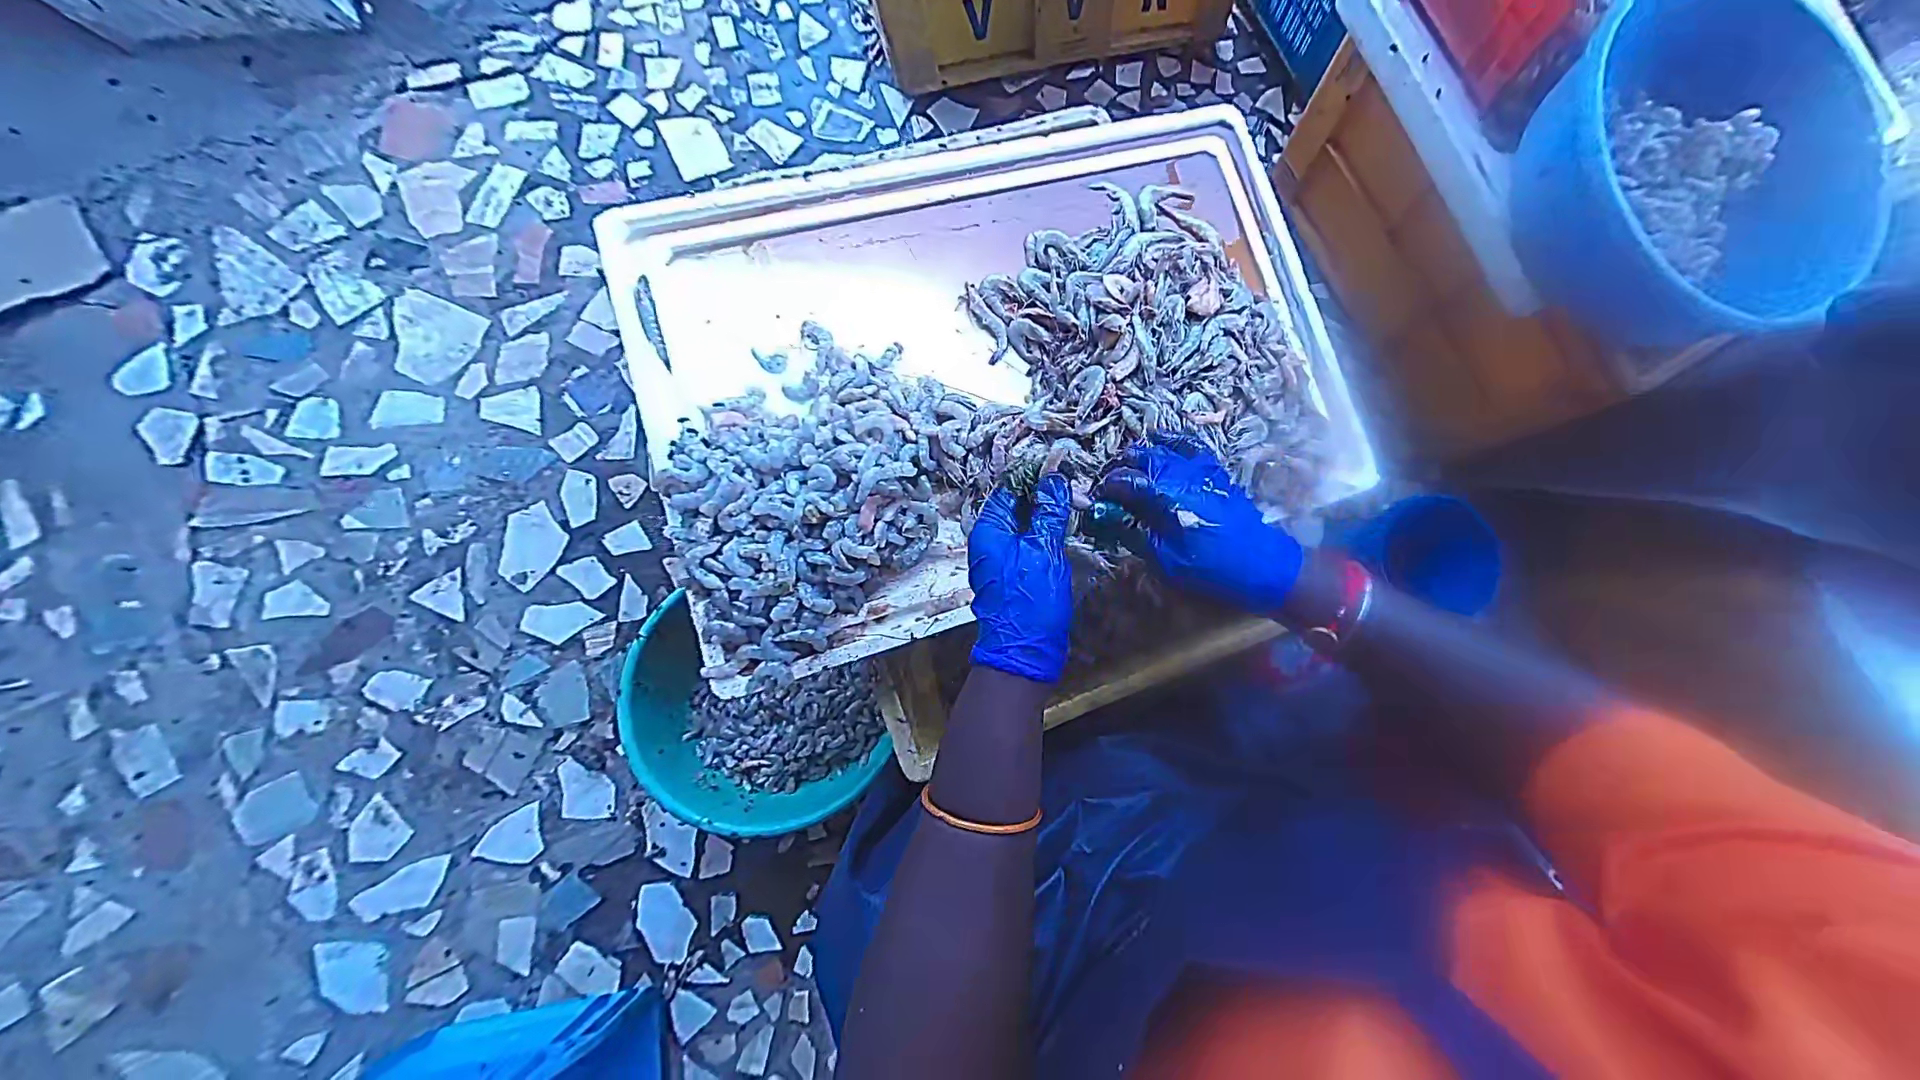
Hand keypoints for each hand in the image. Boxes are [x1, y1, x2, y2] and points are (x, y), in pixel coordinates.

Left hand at [967, 473, 1073, 683]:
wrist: (1025, 651)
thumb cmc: (1029, 601)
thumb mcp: (1043, 550)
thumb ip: (1048, 512)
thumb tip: (1054, 479)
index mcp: (988, 529)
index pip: (1009, 487)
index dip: (1035, 474)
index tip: (1063, 465)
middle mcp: (990, 540)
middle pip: (1017, 503)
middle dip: (1044, 492)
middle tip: (1075, 483)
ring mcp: (1002, 557)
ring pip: (1026, 523)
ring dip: (1049, 512)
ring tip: (1077, 501)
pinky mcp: (1017, 572)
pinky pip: (1030, 541)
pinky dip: (1048, 532)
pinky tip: (1068, 527)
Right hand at [1096, 433, 1302, 614]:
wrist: (1262, 565)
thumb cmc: (1209, 568)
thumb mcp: (1163, 559)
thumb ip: (1132, 532)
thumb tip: (1105, 517)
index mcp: (1165, 495)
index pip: (1122, 480)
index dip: (1104, 490)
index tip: (1095, 501)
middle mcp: (1180, 473)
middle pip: (1138, 457)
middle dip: (1118, 470)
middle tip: (1109, 490)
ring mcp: (1199, 467)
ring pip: (1160, 446)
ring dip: (1139, 455)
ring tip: (1129, 471)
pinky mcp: (1213, 470)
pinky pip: (1188, 444)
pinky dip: (1169, 441)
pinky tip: (1159, 443)